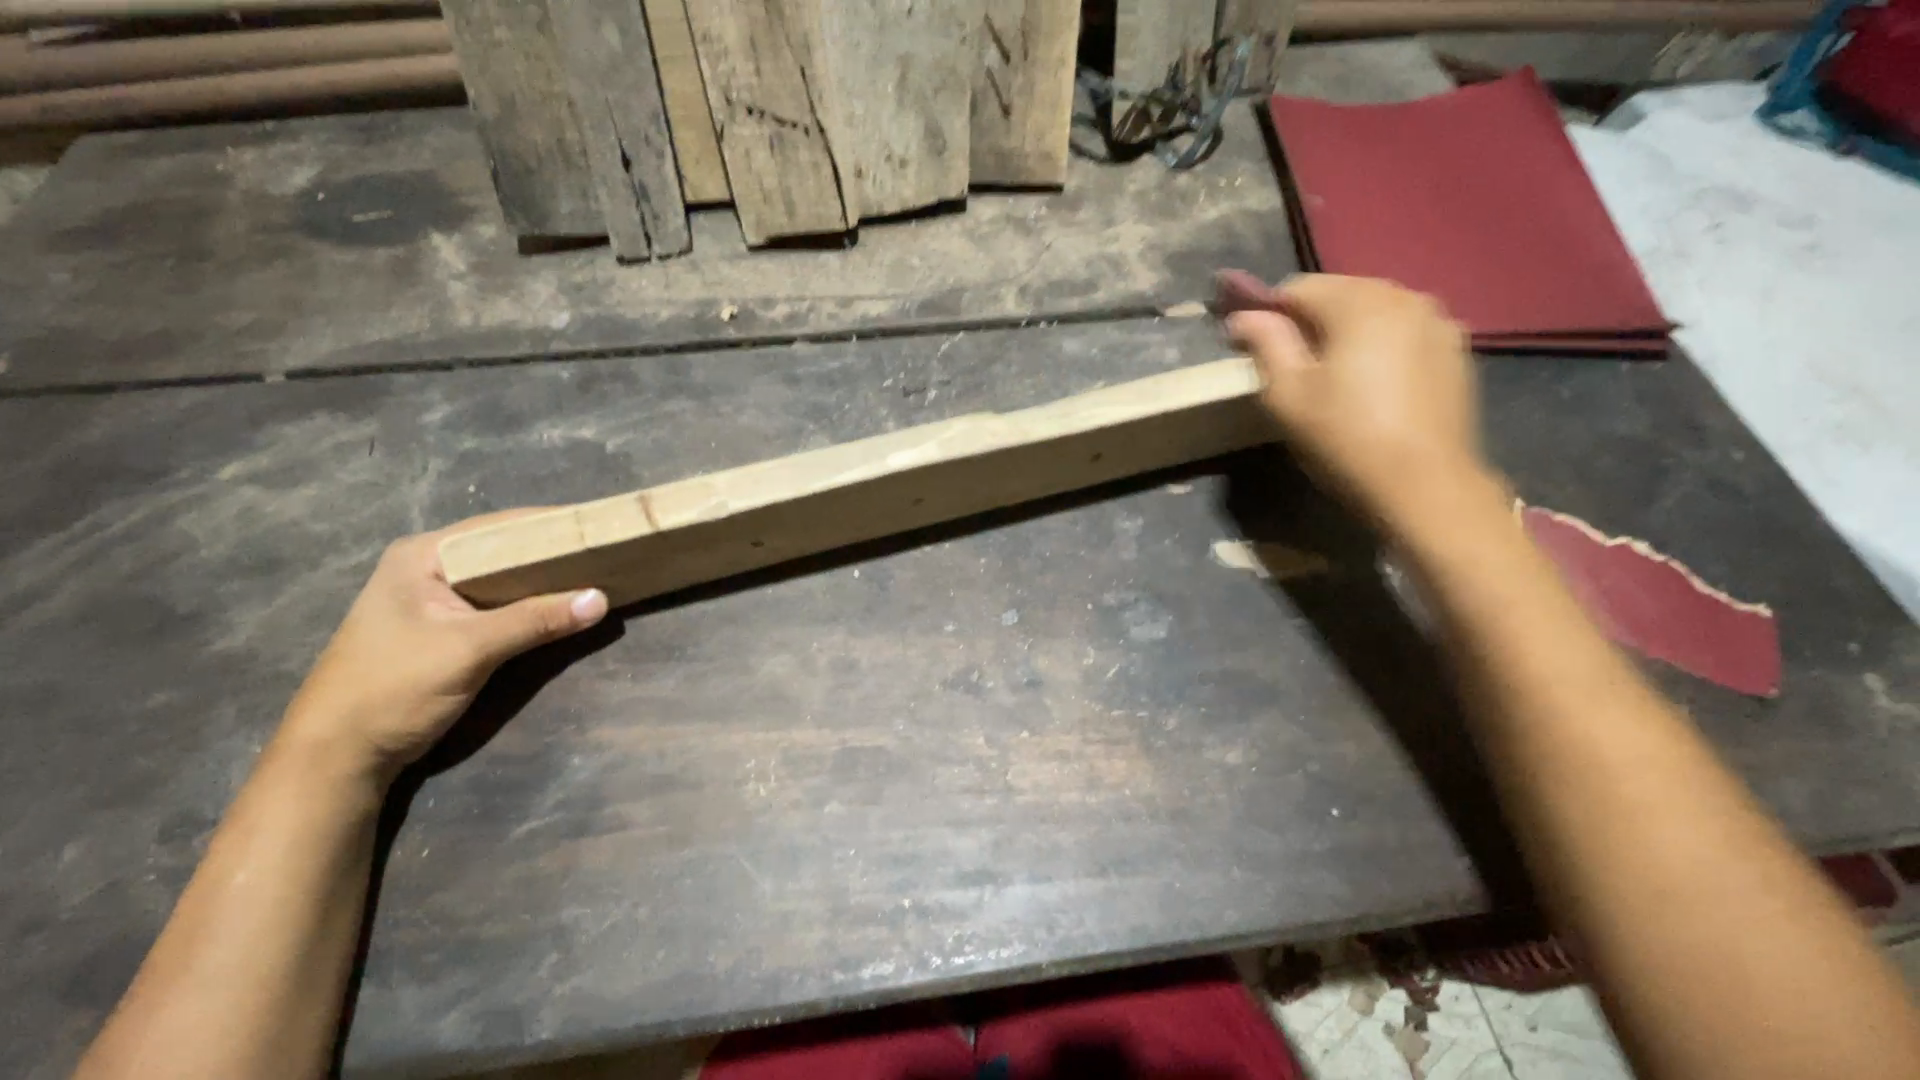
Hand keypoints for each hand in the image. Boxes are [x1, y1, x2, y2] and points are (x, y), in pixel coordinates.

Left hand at [277, 511, 608, 782]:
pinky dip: (532, 608)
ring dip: (545, 584)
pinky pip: (500, 607)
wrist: (340, 755)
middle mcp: (430, 569)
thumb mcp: (469, 650)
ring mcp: (437, 601)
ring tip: (598, 576)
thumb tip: (601, 599)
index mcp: (424, 556)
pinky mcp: (446, 631)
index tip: (600, 527)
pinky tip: (565, 610)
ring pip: (504, 582)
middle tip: (607, 553)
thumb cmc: (394, 688)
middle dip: (554, 554)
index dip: (551, 525)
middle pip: (504, 551)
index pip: (499, 527)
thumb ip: (535, 621)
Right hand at [1224, 274, 1489, 532]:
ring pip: (1374, 313)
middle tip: (1298, 372)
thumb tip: (1243, 316)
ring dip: (1348, 335)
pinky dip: (1383, 348)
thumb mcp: (1287, 395)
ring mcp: (1438, 321)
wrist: (1425, 485)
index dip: (1269, 317)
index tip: (1258, 353)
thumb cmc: (1346, 438)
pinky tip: (1376, 388)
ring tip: (1338, 381)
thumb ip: (1265, 344)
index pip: (1297, 288)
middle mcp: (1404, 296)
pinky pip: (1404, 333)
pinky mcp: (1457, 350)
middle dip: (1312, 324)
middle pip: (1340, 294)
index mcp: (1359, 301)